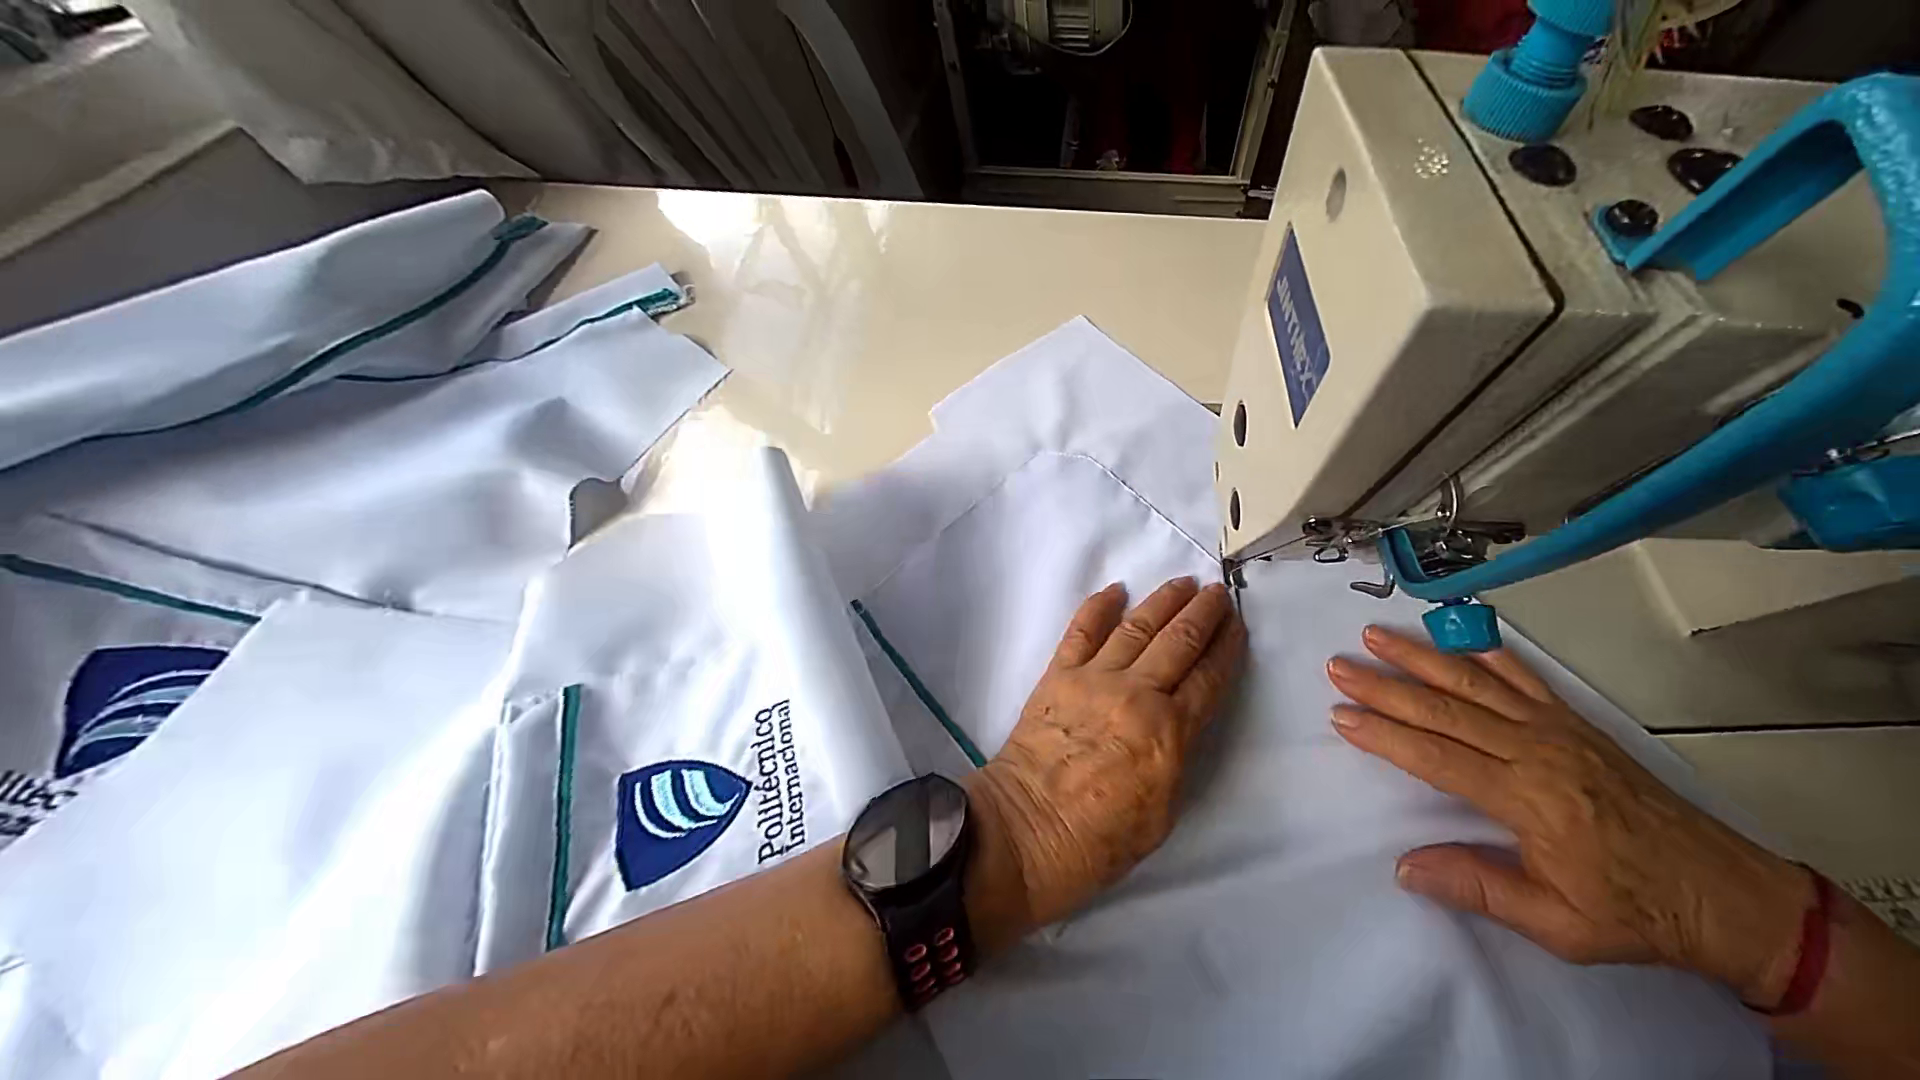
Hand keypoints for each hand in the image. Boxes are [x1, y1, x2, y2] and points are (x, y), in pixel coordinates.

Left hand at [964, 577, 1246, 942]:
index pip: (1208, 679)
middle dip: (1202, 613)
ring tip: (1182, 583)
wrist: (1025, 832)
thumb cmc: (1098, 841)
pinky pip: (1080, 632)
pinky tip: (1115, 590)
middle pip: (1178, 643)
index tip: (1238, 624)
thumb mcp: (1164, 813)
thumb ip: (1177, 757)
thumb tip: (1179, 722)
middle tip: (1217, 592)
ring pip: (1135, 628)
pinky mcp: (1057, 676)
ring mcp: (1092, 680)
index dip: (1226, 648)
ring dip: (1162, 602)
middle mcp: (1135, 696)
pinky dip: (1098, 607)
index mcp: (1169, 735)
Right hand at [1327, 626, 1812, 1007]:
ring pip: (1474, 684)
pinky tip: (1455, 636)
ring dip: (1419, 657)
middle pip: (1444, 710)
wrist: (1729, 896)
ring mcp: (1557, 731)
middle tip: (1339, 667)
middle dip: (1384, 687)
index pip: (1435, 757)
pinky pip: (1523, 678)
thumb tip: (1405, 868)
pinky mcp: (1575, 724)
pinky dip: (1485, 654)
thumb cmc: (1634, 911)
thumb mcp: (1558, 925)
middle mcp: (1536, 753)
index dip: (1383, 735)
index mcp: (1528, 800)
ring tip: (1375, 636)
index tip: (1341, 716)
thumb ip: (1479, 889)